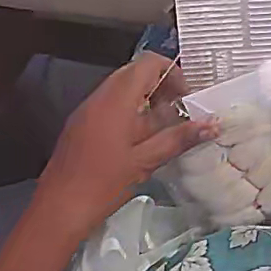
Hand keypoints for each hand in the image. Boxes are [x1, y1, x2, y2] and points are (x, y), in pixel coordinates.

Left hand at [34, 53, 215, 239]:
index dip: (173, 73)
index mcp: (117, 99)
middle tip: (181, 114)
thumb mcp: (145, 161)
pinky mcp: (82, 125)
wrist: (59, 208)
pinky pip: (111, 107)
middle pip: (136, 74)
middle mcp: (100, 97)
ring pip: (123, 91)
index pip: (149, 63)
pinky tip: (142, 143)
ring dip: (148, 103)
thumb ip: (179, 138)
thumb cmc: (102, 184)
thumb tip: (211, 124)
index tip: (187, 99)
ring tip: (166, 131)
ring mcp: (88, 110)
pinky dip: (131, 114)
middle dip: (162, 88)